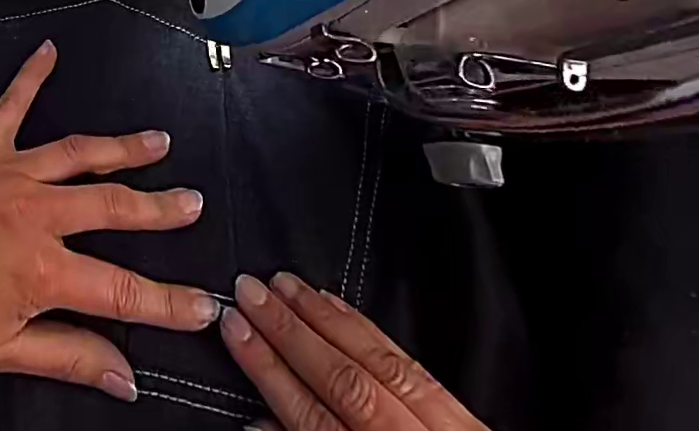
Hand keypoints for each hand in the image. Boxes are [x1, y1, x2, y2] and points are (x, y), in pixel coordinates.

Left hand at [0, 40, 219, 401]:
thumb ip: (69, 359)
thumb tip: (123, 378)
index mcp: (40, 269)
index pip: (122, 292)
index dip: (169, 302)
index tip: (202, 304)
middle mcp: (35, 213)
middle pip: (115, 209)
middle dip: (162, 209)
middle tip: (194, 203)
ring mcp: (11, 172)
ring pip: (82, 153)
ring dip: (125, 147)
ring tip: (159, 142)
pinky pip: (13, 104)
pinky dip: (32, 75)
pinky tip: (49, 51)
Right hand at [221, 272, 488, 430]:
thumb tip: (256, 422)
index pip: (312, 419)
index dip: (268, 370)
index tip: (235, 328)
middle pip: (342, 379)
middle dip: (288, 331)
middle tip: (248, 289)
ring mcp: (443, 430)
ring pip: (374, 360)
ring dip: (322, 317)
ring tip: (282, 282)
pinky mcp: (463, 416)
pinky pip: (407, 361)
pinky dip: (365, 328)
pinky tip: (333, 302)